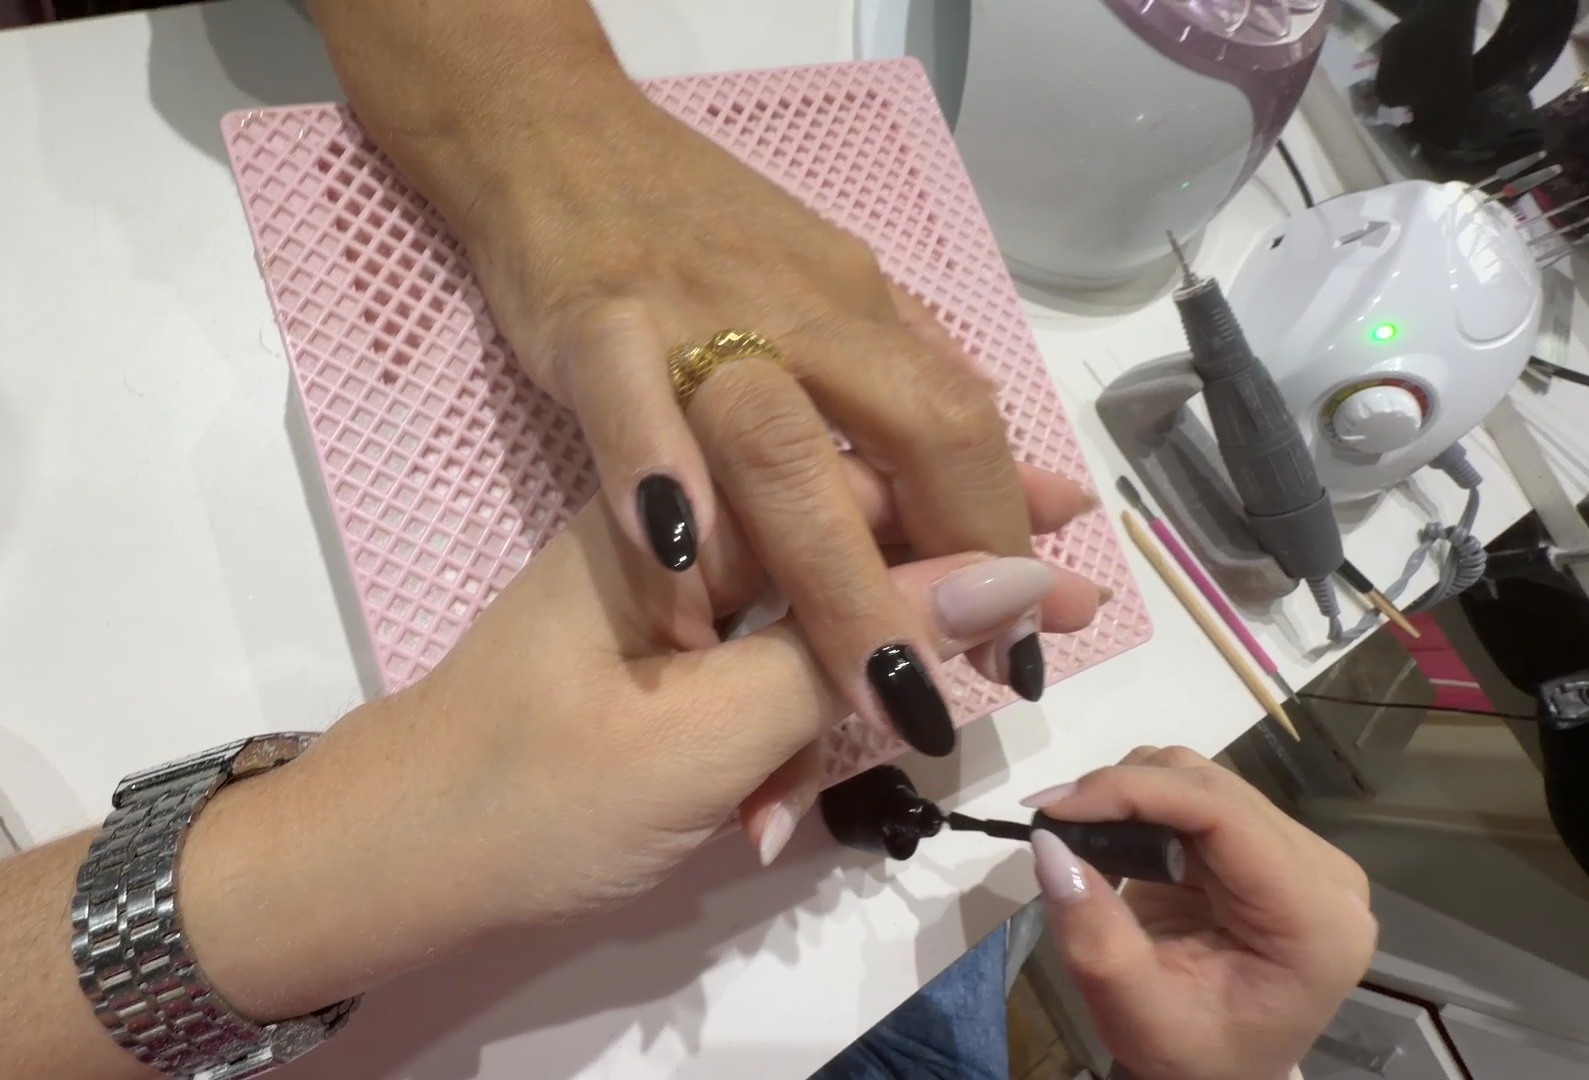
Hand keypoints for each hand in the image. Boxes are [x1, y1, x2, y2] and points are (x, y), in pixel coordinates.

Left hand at [182, 479, 1102, 1022]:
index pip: (852, 494)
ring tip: (967, 676)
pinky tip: (856, 720)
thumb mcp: (697, 735)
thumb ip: (839, 656)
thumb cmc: (531, 798)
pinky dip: (815, 687)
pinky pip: (765, 637)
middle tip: (1052, 612)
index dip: (968, 528)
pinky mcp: (659, 637)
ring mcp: (668, 583)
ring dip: (884, 643)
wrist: (393, 847)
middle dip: (949, 577)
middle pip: (843, 529)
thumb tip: (997, 584)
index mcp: (678, 521)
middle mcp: (679, 529)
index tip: (1073, 562)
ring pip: (810, 589)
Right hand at [442, 86, 1091, 757]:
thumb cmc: (696, 232)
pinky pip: (630, 398)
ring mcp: (695, 313)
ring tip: (870, 687)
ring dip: (833, 570)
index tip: (1025, 634)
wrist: (564, 143)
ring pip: (780, 436)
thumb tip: (1001, 464)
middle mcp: (800, 310)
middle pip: (907, 433)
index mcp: (859, 309)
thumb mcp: (821, 291)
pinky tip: (681, 562)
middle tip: (957, 696)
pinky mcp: (595, 316)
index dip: (1005, 533)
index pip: (962, 423)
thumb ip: (902, 376)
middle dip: (949, 577)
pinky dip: (657, 475)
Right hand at [1025, 747, 1376, 1079]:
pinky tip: (1112, 836)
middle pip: (1204, 783)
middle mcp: (1319, 873)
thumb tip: (1048, 843)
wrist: (1220, 1070)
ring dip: (1123, 791)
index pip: (1221, 812)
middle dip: (1117, 790)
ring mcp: (1293, 853)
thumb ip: (1094, 935)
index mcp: (1312, 920)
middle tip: (1052, 822)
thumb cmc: (1190, 1051)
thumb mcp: (1134, 1012)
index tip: (1053, 809)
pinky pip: (1184, 788)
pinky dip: (1133, 798)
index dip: (1131, 791)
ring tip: (1082, 835)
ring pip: (1190, 773)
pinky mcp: (1258, 843)